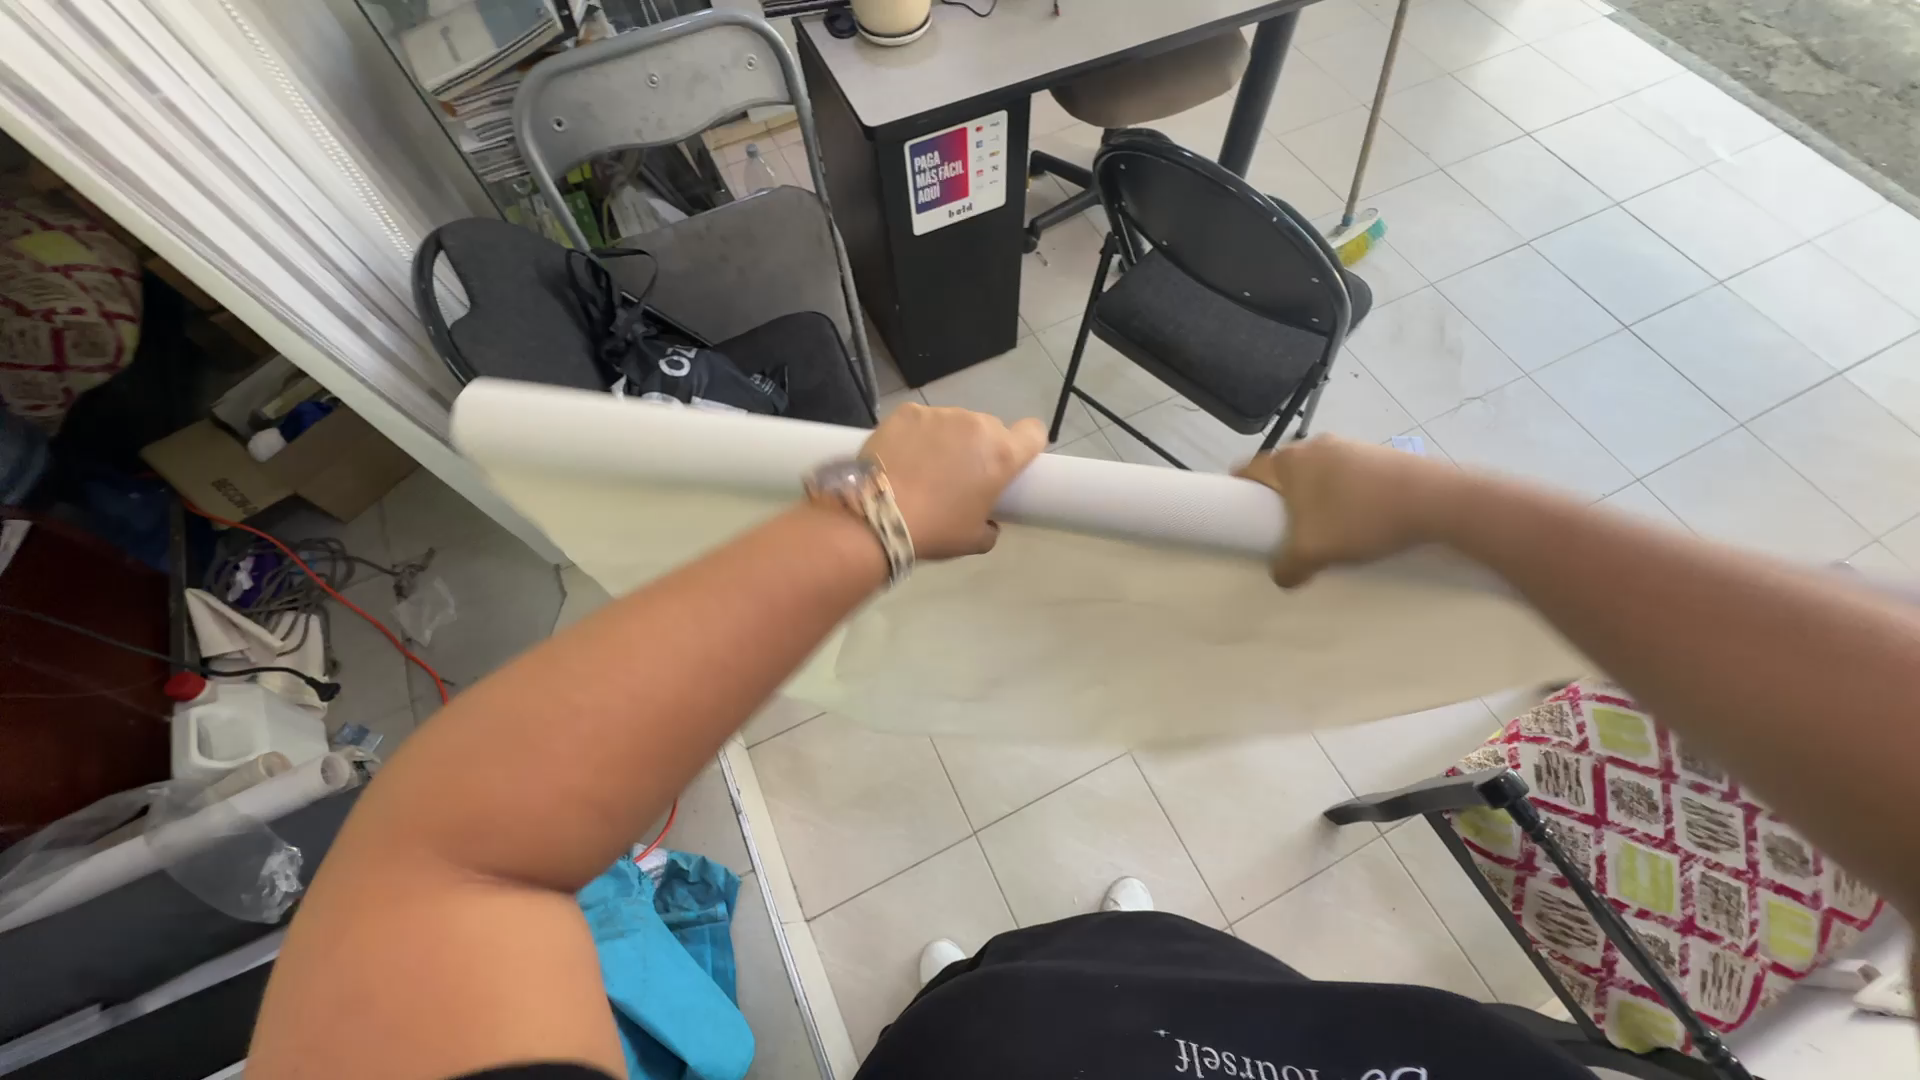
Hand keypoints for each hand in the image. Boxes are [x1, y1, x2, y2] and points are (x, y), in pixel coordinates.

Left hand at [861, 403, 1046, 559]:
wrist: (877, 517)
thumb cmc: (935, 530)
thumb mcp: (975, 540)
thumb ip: (991, 526)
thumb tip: (987, 521)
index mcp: (1002, 454)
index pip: (1033, 432)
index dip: (1025, 445)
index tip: (1010, 462)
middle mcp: (976, 425)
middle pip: (990, 428)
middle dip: (980, 448)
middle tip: (958, 476)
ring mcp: (940, 414)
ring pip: (955, 423)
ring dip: (948, 440)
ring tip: (924, 468)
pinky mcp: (907, 412)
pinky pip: (922, 421)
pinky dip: (917, 435)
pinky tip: (902, 457)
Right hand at [1236, 435, 1460, 587]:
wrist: (1438, 502)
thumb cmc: (1360, 519)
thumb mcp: (1313, 554)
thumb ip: (1287, 567)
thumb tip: (1282, 575)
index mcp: (1288, 460)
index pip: (1248, 469)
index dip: (1239, 491)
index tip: (1242, 514)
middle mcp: (1314, 445)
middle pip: (1282, 472)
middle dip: (1281, 498)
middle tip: (1287, 529)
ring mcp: (1349, 445)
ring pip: (1316, 473)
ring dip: (1315, 497)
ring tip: (1328, 528)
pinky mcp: (1378, 453)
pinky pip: (1346, 474)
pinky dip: (1344, 494)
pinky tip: (1360, 518)